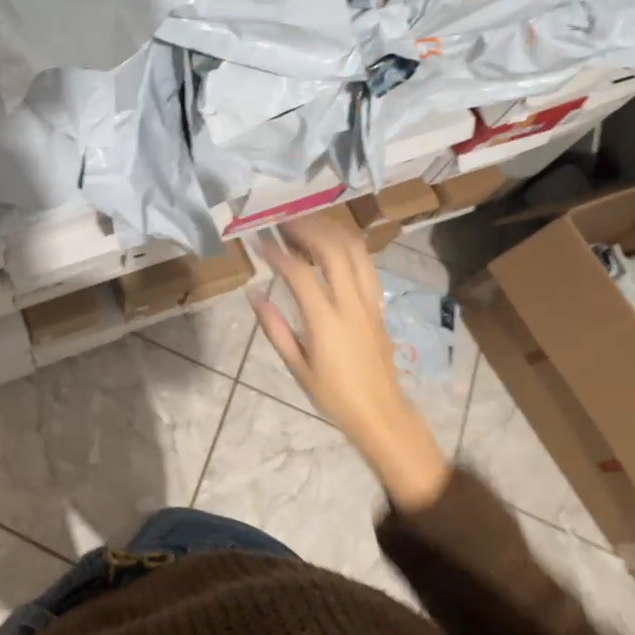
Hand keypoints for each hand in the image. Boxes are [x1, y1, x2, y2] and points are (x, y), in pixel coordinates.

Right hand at [249, 211, 450, 511]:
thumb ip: (274, 328)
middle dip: (306, 229)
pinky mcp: (378, 303)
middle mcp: (350, 303)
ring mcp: (369, 301)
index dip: (276, 253)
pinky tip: (331, 243)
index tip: (258, 241)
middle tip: (282, 222)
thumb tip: (253, 294)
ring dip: (330, 231)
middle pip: (332, 249)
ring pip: (354, 250)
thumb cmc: (333, 395)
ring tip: (306, 225)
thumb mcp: (296, 366)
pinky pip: (366, 263)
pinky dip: (347, 245)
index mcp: (326, 321)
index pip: (298, 273)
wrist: (381, 412)